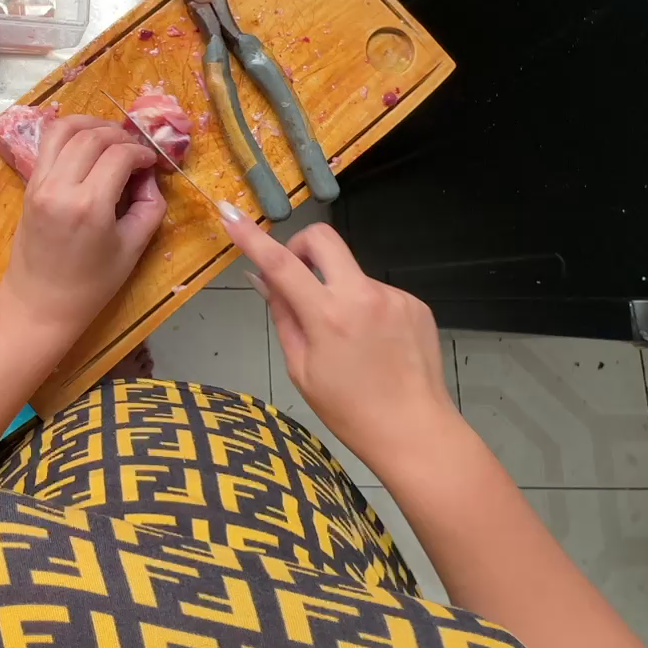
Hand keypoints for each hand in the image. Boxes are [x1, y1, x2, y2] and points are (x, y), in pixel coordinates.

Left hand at [0, 116, 165, 332]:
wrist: (39, 304)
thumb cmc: (90, 285)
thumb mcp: (133, 249)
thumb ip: (149, 207)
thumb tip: (148, 176)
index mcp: (89, 206)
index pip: (119, 155)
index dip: (141, 152)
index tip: (151, 162)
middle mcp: (60, 187)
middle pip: (92, 136)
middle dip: (120, 135)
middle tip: (135, 148)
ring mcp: (39, 183)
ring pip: (63, 129)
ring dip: (91, 124)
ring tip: (111, 135)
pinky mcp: (29, 184)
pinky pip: (47, 143)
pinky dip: (69, 134)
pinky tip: (87, 143)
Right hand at [219, 205, 454, 449]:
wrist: (417, 434)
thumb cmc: (348, 410)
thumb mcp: (300, 368)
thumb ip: (283, 315)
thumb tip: (262, 278)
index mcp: (328, 316)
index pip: (280, 264)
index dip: (250, 236)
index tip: (230, 213)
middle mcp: (363, 295)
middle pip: (322, 237)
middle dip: (300, 246)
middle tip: (297, 277)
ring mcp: (394, 296)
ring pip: (349, 271)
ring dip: (336, 289)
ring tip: (347, 338)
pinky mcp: (415, 304)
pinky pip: (375, 292)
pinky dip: (363, 307)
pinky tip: (373, 343)